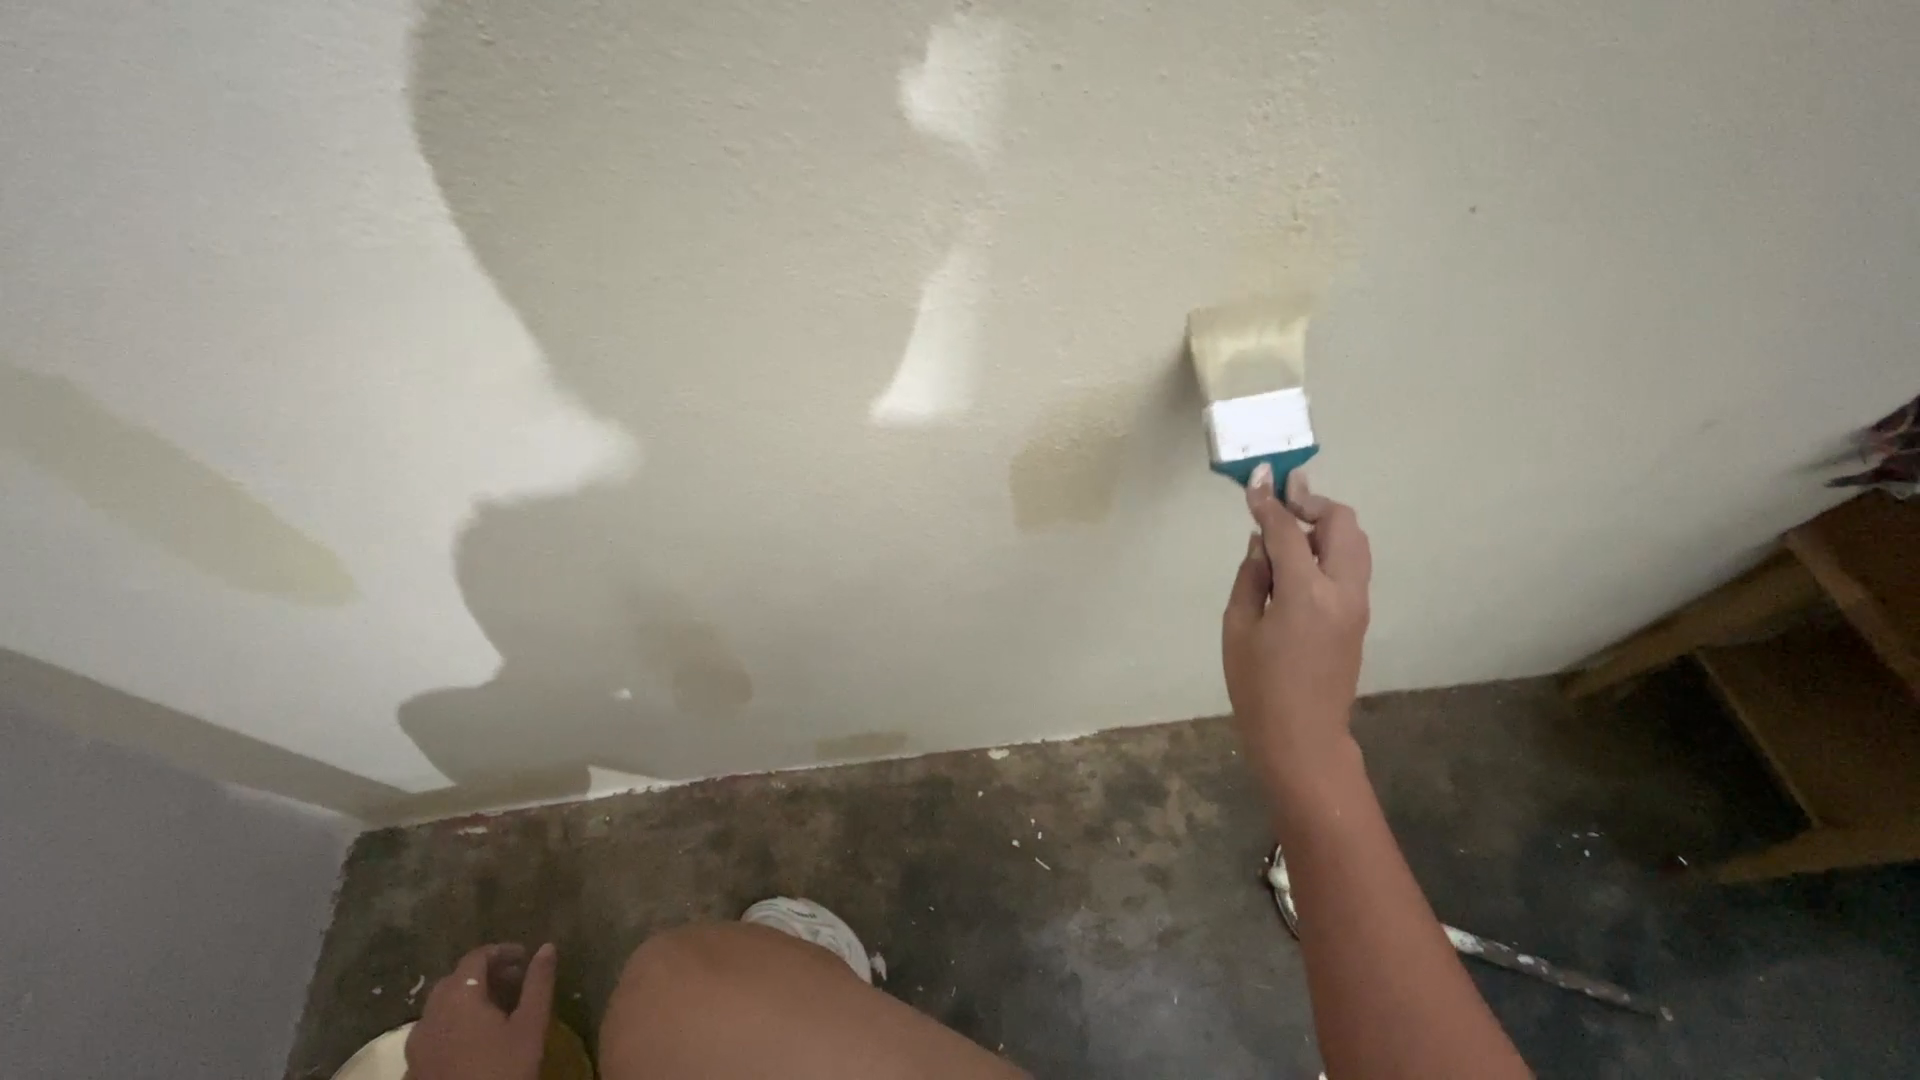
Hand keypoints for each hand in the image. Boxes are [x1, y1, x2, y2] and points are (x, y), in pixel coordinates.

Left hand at [406, 942, 556, 1079]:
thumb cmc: (504, 1070)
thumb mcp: (531, 1024)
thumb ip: (538, 982)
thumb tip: (546, 947)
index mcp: (458, 999)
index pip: (475, 958)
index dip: (501, 951)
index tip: (526, 957)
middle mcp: (430, 1015)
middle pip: (454, 979)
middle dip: (484, 973)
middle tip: (514, 980)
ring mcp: (416, 1044)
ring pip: (440, 1006)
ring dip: (467, 997)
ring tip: (496, 1009)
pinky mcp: (413, 1068)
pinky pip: (433, 1031)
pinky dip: (453, 1022)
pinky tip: (473, 1039)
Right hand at [1222, 464, 1371, 792]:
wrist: (1302, 736)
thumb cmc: (1258, 686)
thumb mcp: (1238, 627)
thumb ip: (1252, 576)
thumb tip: (1262, 542)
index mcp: (1306, 593)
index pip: (1288, 530)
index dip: (1269, 501)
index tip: (1256, 478)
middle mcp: (1343, 590)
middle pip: (1342, 522)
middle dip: (1311, 502)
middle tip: (1280, 500)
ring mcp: (1358, 603)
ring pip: (1354, 541)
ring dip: (1324, 524)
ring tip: (1288, 528)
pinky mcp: (1359, 615)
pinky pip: (1350, 564)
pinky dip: (1329, 548)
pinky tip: (1298, 560)